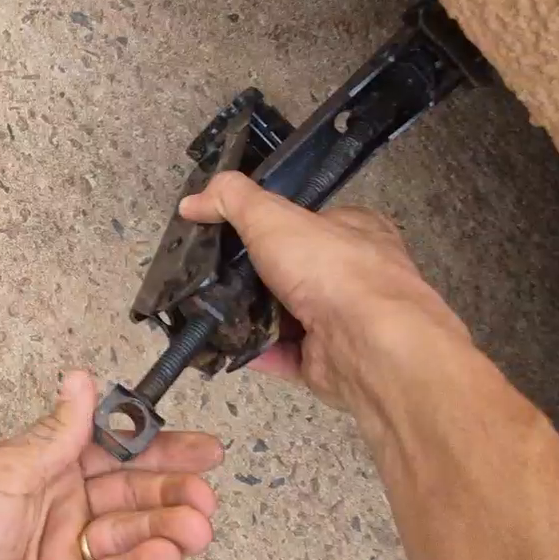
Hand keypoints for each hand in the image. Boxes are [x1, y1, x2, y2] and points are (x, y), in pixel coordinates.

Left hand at [0, 371, 222, 559]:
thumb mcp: (4, 470)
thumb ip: (55, 435)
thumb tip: (79, 379)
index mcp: (39, 470)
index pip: (110, 451)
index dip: (156, 448)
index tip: (199, 449)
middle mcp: (56, 510)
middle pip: (128, 494)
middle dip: (170, 491)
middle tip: (204, 494)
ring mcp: (64, 558)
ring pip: (129, 537)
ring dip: (166, 529)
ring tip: (196, 526)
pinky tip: (167, 556)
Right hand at [178, 171, 470, 411]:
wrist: (366, 343)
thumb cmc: (332, 270)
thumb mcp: (272, 216)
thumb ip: (231, 200)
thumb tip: (192, 201)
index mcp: (353, 230)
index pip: (307, 220)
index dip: (267, 223)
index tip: (229, 231)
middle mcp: (352, 275)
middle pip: (290, 270)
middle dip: (252, 274)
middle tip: (212, 273)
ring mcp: (340, 321)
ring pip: (283, 315)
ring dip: (248, 314)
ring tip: (208, 307)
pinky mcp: (325, 360)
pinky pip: (278, 354)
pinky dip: (250, 350)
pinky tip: (221, 343)